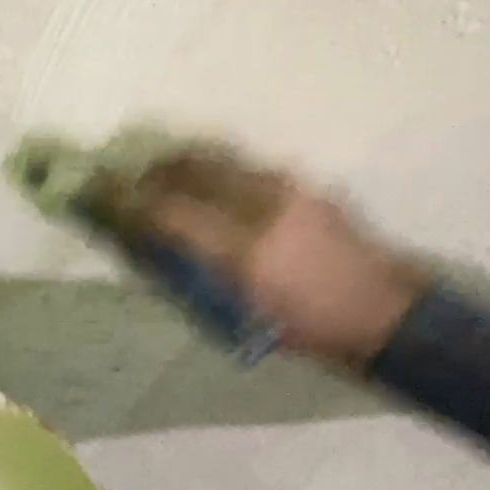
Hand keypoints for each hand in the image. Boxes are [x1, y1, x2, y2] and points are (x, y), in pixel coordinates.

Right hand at [107, 139, 428, 368]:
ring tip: (163, 166)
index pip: (172, 214)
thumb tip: (156, 247)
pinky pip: (249, 167)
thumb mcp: (245, 315)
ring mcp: (290, 192)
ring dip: (186, 161)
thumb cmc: (311, 328)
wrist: (388, 316)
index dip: (131, 199)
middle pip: (195, 171)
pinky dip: (220, 167)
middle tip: (129, 172)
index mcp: (245, 254)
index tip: (101, 190)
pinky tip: (213, 177)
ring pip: (223, 160)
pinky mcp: (307, 186)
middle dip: (155, 168)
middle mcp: (265, 210)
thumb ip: (199, 277)